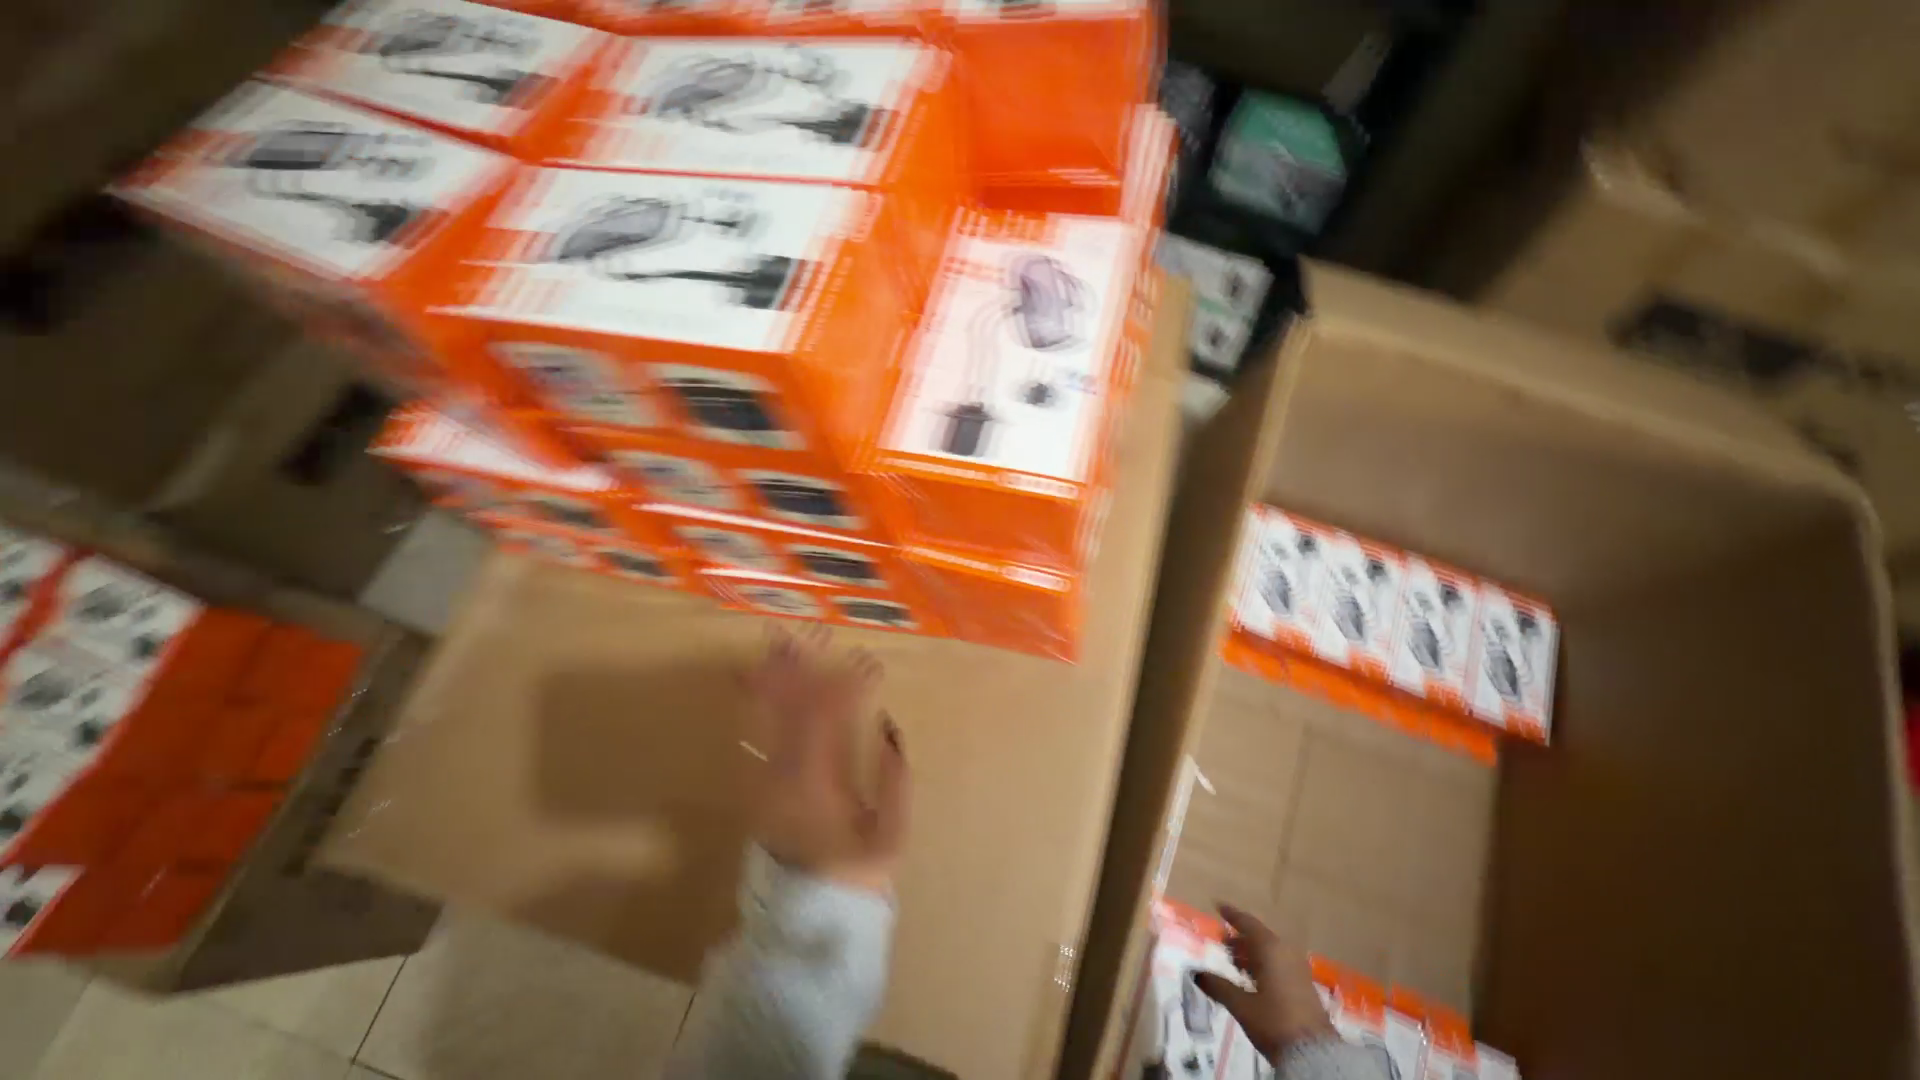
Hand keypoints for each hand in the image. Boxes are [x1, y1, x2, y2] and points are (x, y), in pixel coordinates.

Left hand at [746, 626, 909, 893]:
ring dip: (776, 674)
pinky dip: (761, 699)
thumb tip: (891, 729)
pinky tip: (759, 677)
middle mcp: (784, 772)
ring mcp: (766, 776)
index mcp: (819, 783)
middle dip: (802, 665)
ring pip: (767, 714)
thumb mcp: (890, 835)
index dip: (849, 684)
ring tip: (781, 639)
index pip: (828, 717)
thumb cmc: (857, 870)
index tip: (871, 662)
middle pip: (788, 706)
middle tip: (813, 631)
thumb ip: (894, 782)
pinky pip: (758, 729)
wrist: (809, 909)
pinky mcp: (760, 782)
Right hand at [1192, 904, 1335, 1062]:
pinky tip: (1251, 980)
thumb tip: (1195, 973)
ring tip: (1232, 963)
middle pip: (1259, 937)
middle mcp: (1285, 952)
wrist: (1314, 1053)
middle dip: (1239, 939)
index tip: (1218, 906)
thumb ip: (1217, 986)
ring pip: (1269, 952)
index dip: (1232, 915)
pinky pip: (1278, 964)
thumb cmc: (1274, 1021)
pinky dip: (1262, 965)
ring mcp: (1297, 969)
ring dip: (1251, 953)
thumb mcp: (1241, 1005)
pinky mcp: (1303, 985)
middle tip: (1221, 944)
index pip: (1248, 923)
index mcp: (1270, 949)